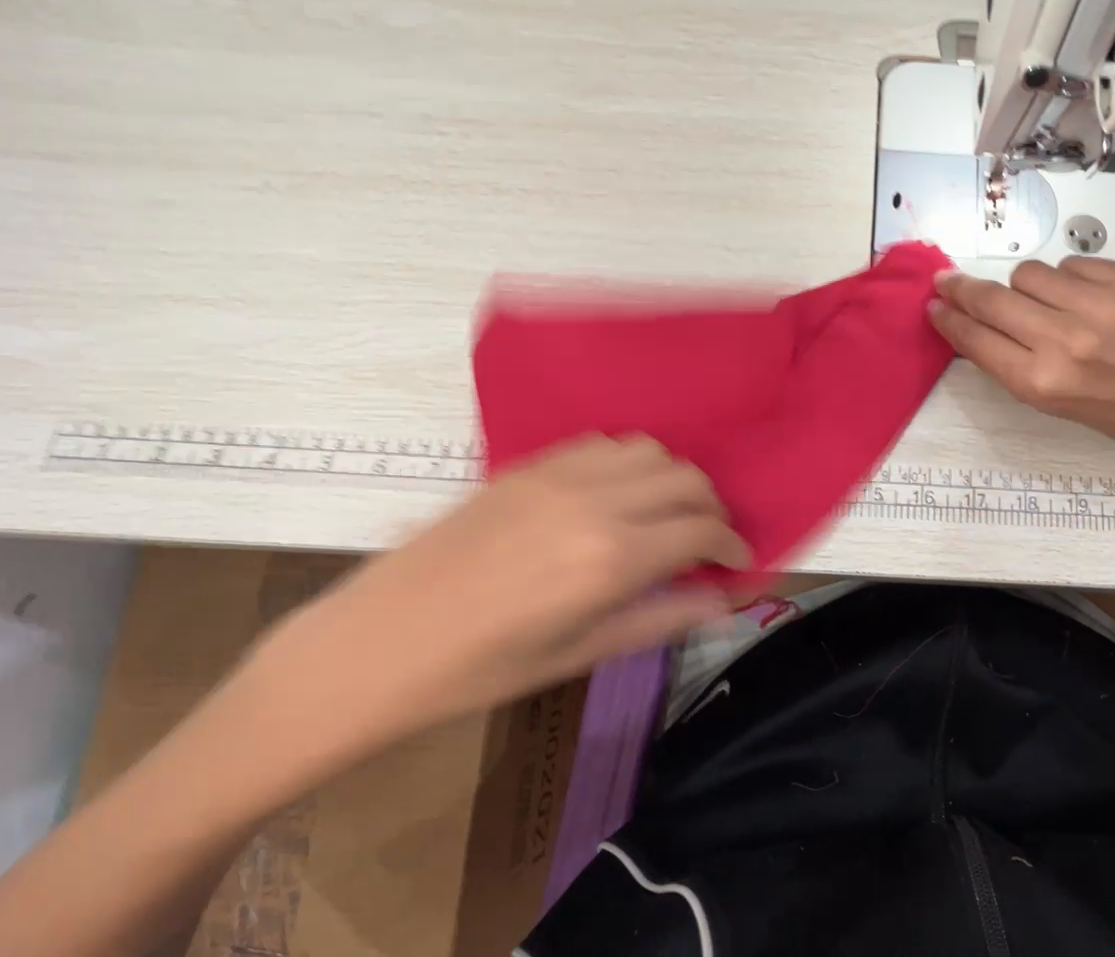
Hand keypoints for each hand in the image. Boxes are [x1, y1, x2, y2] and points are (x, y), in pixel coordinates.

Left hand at [265, 434, 750, 744]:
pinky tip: (616, 497)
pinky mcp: (525, 467)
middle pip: (685, 479)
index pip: (702, 530)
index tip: (738, 562)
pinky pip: (600, 444)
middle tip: (707, 542)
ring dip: (672, 478)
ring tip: (665, 515)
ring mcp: (555, 477)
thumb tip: (726, 601)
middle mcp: (592, 503)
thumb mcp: (580, 655)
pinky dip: (628, 463)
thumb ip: (661, 619)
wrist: (376, 644)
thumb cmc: (481, 670)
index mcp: (610, 560)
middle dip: (711, 508)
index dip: (733, 545)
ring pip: (647, 449)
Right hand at [930, 258, 1114, 458]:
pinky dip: (1070, 277)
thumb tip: (985, 328)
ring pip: (1031, 272)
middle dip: (962, 288)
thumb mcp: (1066, 409)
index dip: (949, 319)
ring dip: (1026, 285)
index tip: (935, 306)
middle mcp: (1067, 341)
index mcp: (1045, 383)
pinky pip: (1075, 264)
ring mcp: (1101, 305)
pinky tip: (1086, 296)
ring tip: (1044, 300)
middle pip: (993, 298)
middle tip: (948, 280)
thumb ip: (1022, 366)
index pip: (977, 339)